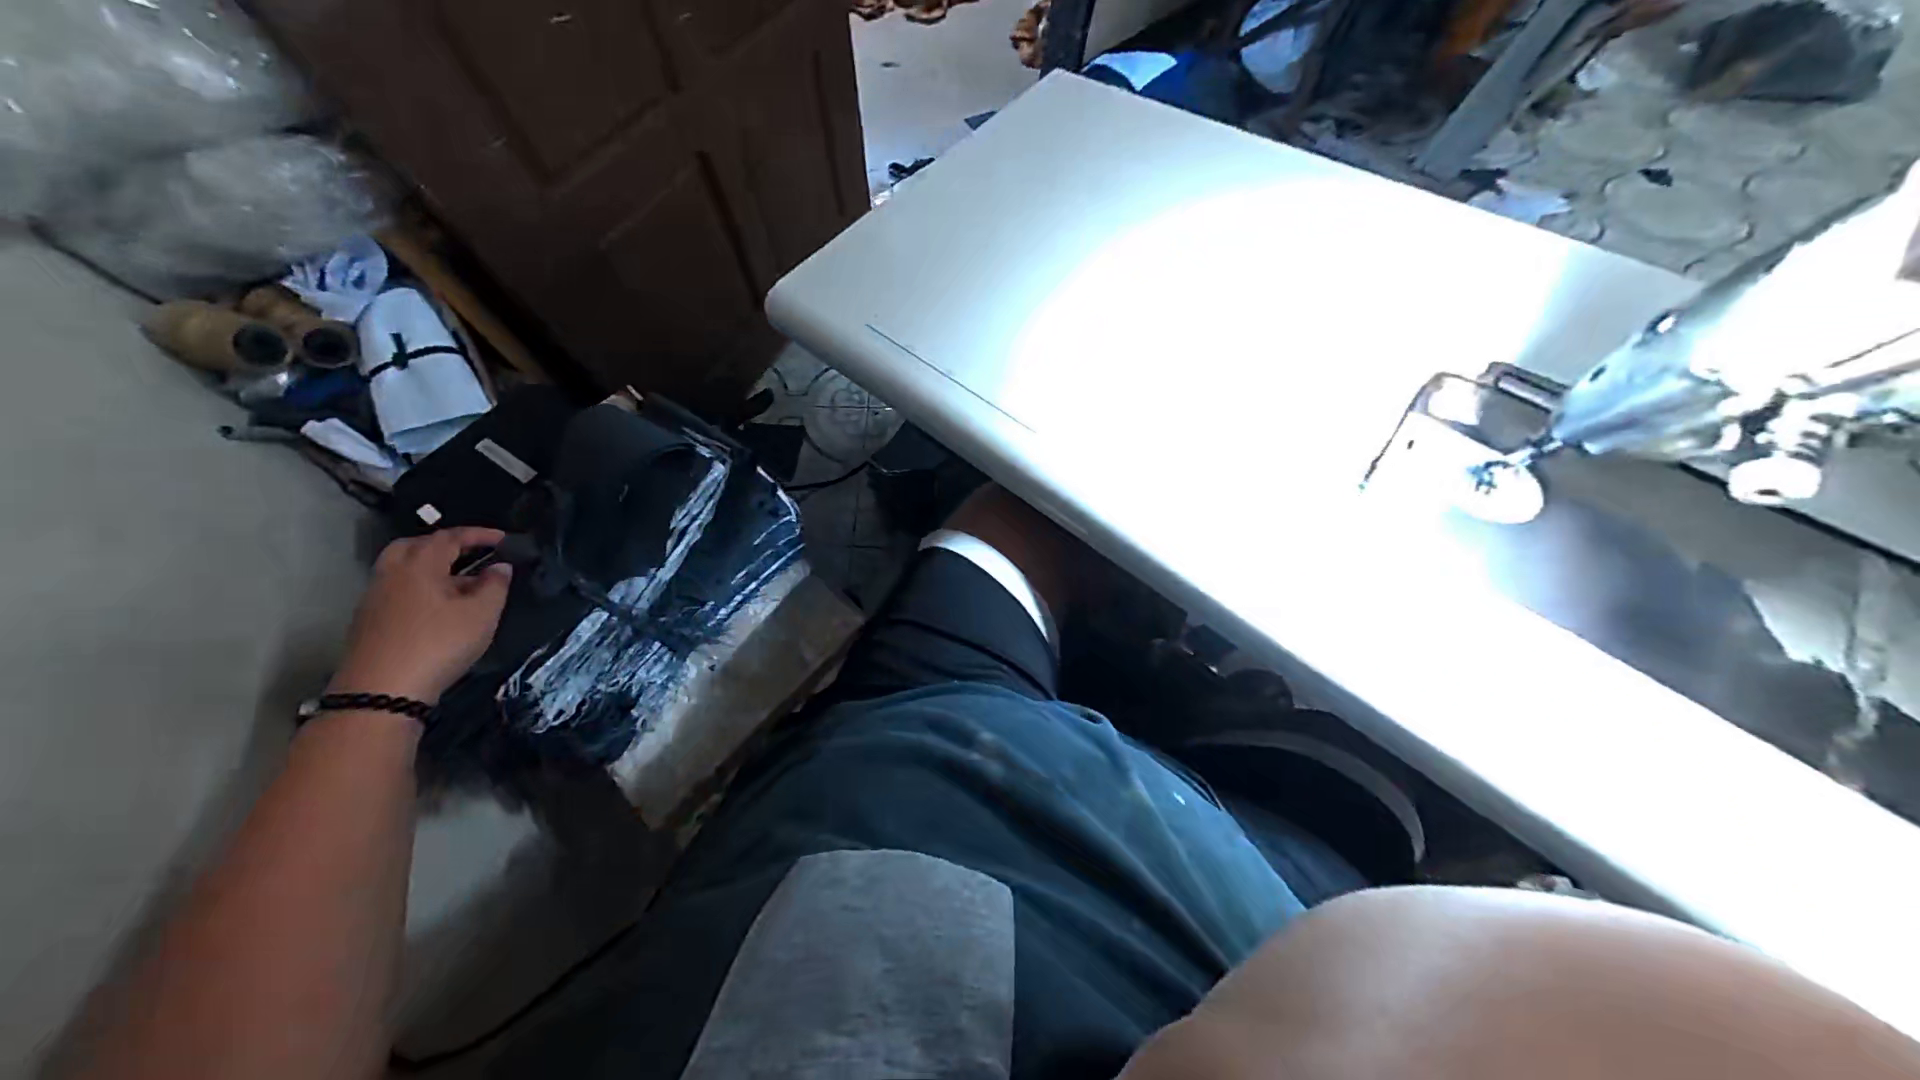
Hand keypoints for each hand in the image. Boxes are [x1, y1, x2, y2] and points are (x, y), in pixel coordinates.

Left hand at [328, 527, 514, 703]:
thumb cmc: (438, 644)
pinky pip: (398, 589)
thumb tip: (500, 567)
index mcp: (420, 565)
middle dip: (444, 544)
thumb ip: (495, 586)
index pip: (449, 537)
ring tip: (459, 581)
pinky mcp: (369, 621)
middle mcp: (392, 574)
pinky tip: (438, 606)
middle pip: (415, 546)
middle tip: (471, 553)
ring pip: (402, 568)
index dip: (478, 534)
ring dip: (431, 567)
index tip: (504, 539)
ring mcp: (375, 598)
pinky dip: (419, 586)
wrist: (380, 692)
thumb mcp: (481, 615)